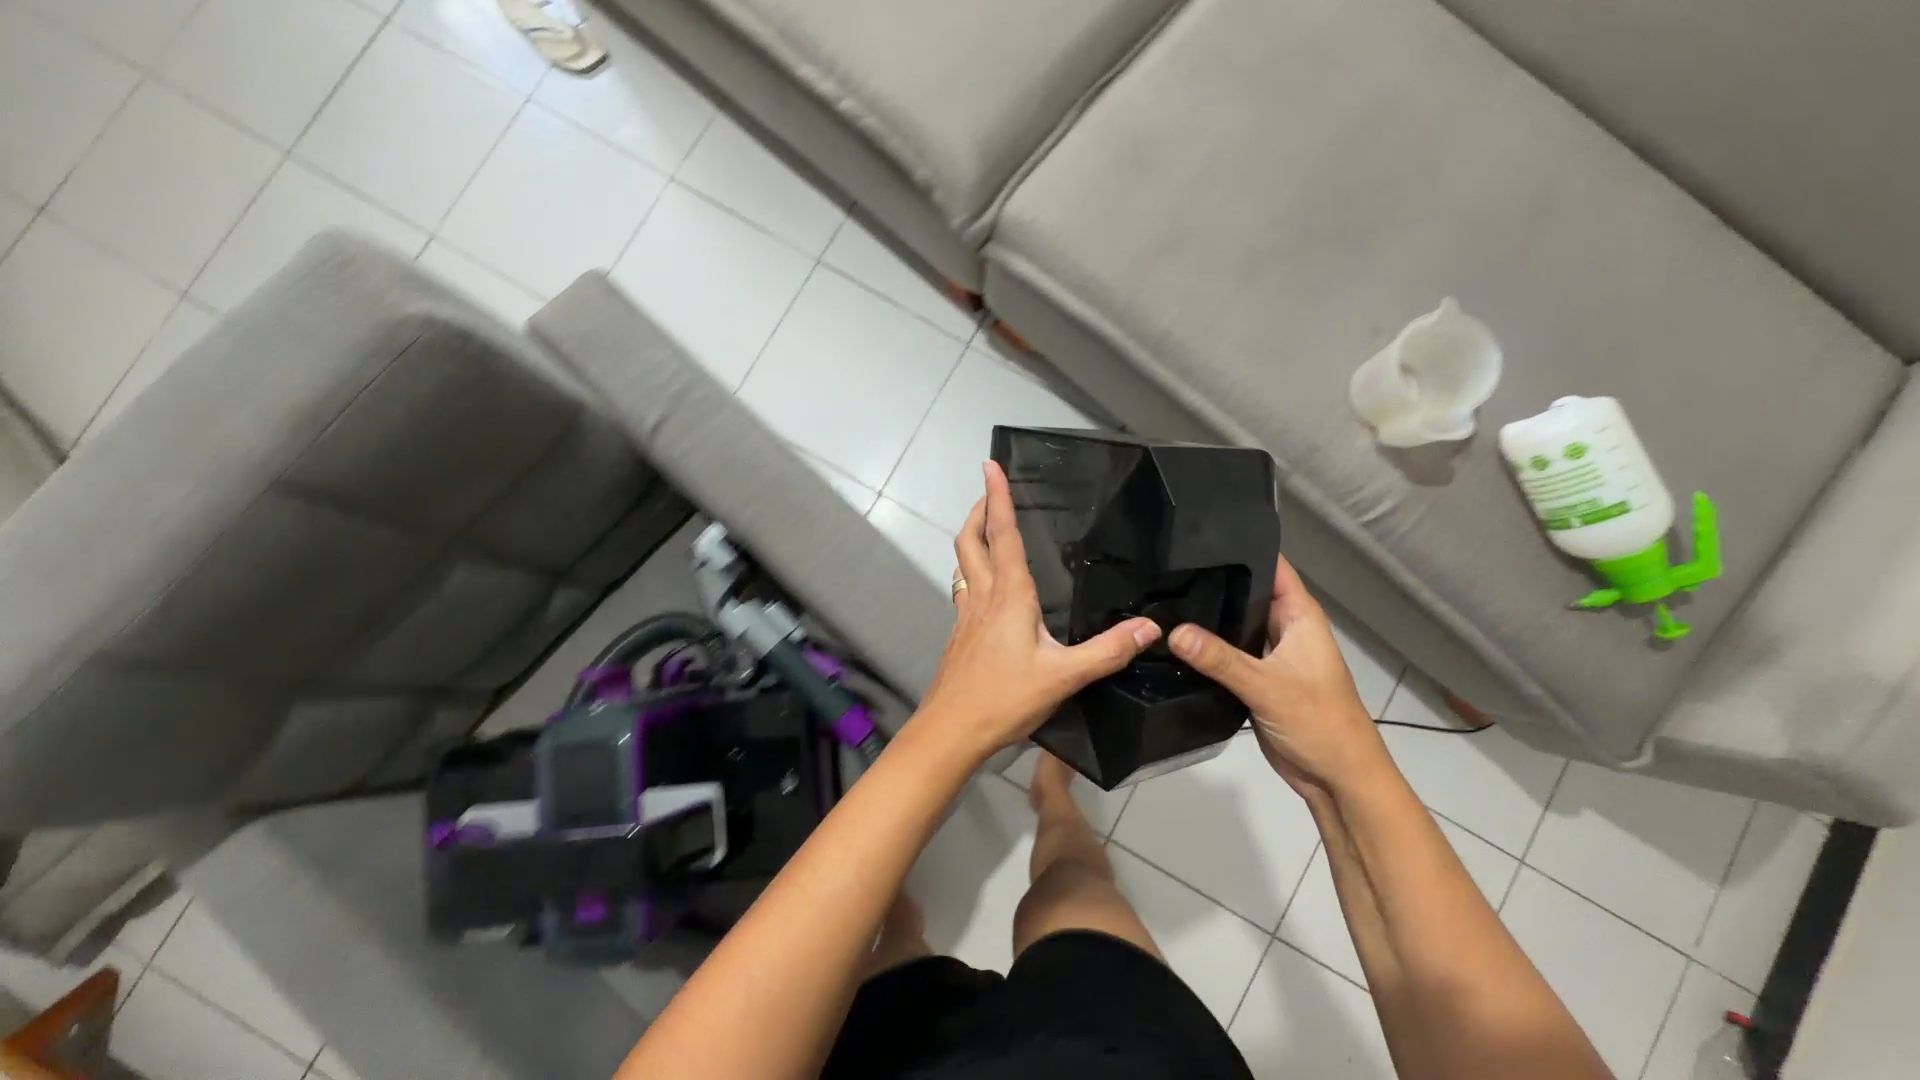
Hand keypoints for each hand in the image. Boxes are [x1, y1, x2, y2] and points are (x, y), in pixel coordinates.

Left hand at [914, 462, 1161, 763]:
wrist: (950, 732)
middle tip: (990, 491)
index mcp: (1009, 596)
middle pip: (970, 541)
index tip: (991, 466)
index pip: (1002, 535)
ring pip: (963, 564)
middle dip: (979, 511)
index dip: (998, 498)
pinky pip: (964, 590)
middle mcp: (982, 598)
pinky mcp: (960, 637)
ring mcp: (966, 617)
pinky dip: (973, 573)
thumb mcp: (1064, 677)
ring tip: (988, 530)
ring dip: (972, 539)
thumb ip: (1107, 651)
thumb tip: (1150, 627)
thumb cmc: (1004, 699)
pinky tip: (988, 591)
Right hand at [1168, 557, 1386, 795]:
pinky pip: (1227, 657)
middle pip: (1247, 595)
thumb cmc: (1319, 722)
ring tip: (1160, 599)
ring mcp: (1269, 657)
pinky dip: (1205, 651)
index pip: (1272, 568)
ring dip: (1207, 620)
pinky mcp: (1255, 682)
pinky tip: (1172, 644)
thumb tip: (1173, 631)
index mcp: (1300, 617)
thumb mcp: (1267, 686)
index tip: (1198, 535)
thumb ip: (1220, 659)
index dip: (1242, 548)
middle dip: (1214, 584)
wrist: (1337, 777)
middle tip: (1164, 568)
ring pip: (1235, 628)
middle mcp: (1285, 630)